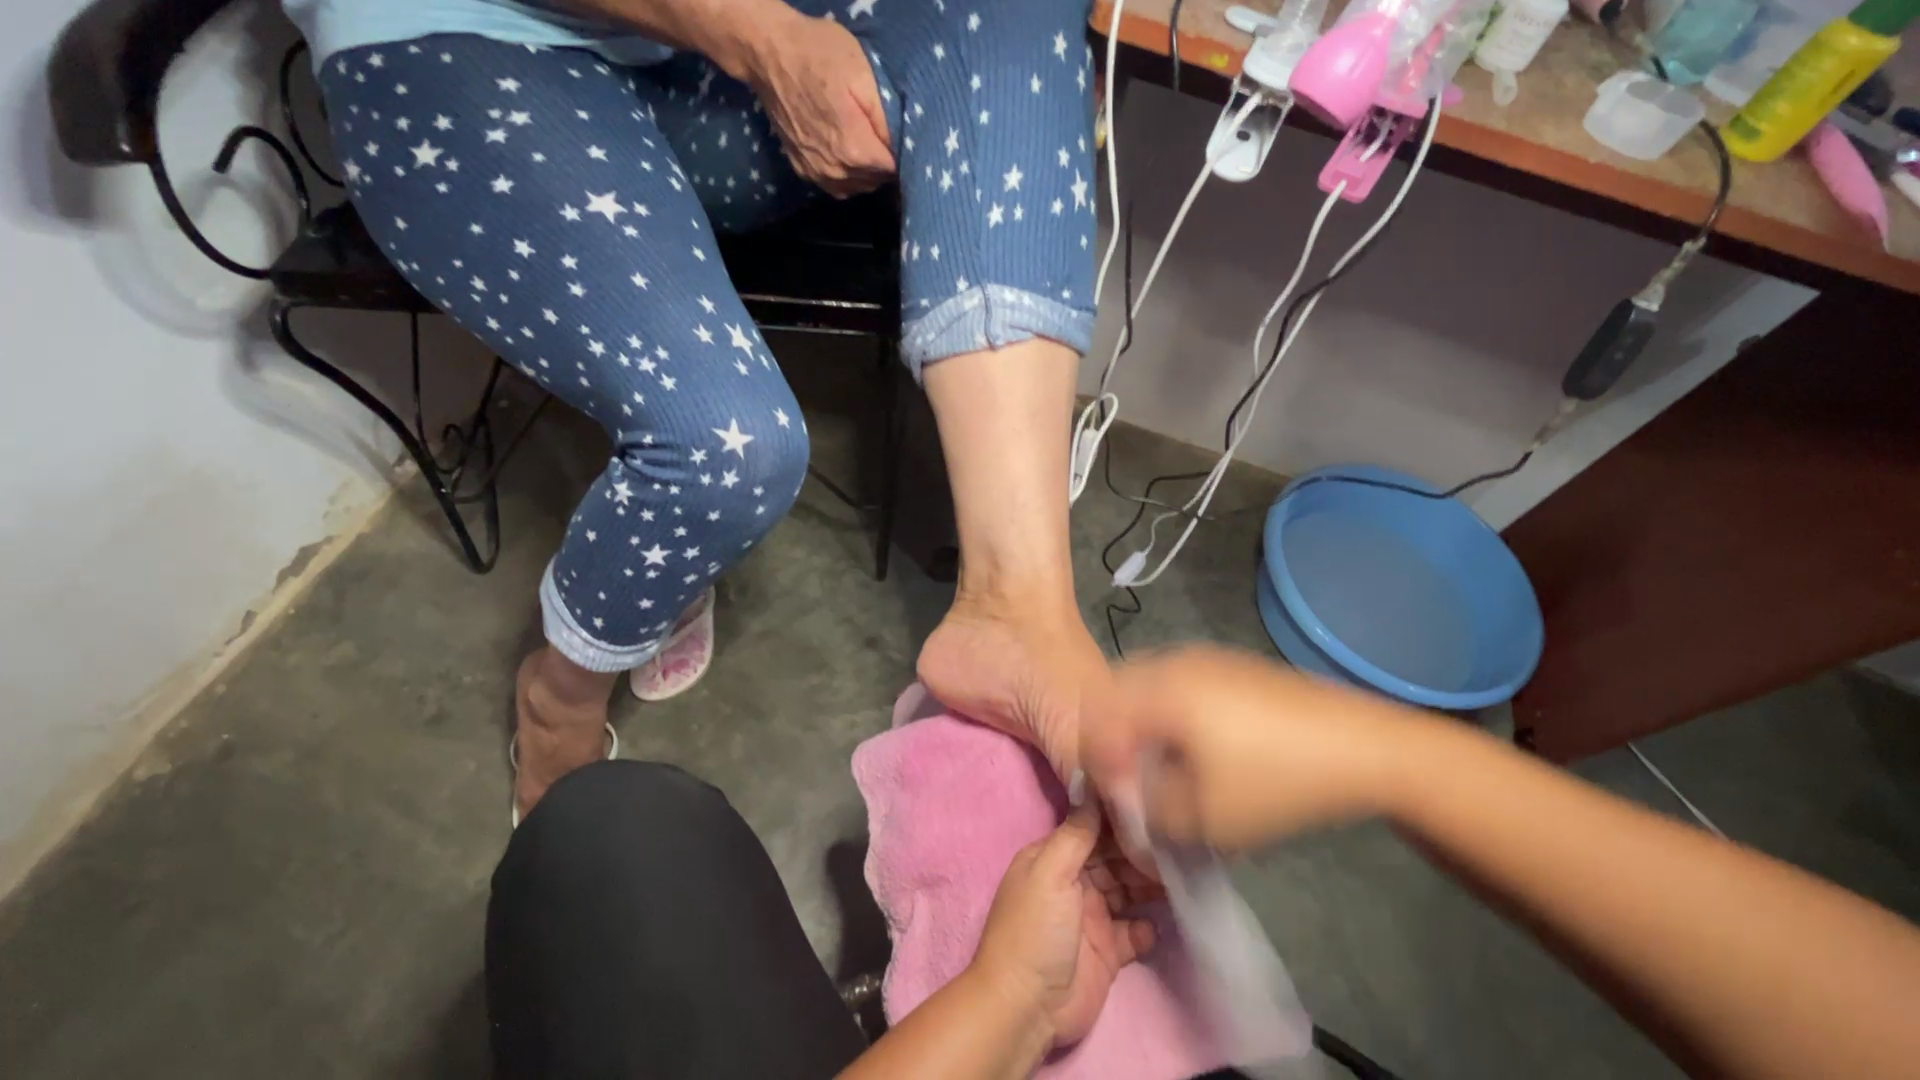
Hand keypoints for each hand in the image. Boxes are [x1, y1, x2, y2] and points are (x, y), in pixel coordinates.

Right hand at [741, 12, 893, 195]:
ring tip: (868, 143)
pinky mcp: (802, 169)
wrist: (769, 54)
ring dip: (867, 171)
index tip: (902, 136)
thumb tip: (902, 147)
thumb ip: (887, 119)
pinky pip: (836, 185)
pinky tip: (847, 153)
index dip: (902, 154)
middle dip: (885, 162)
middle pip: (877, 180)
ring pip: (858, 186)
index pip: (894, 169)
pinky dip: (847, 175)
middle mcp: (837, 171)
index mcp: (856, 150)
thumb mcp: (865, 76)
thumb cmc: (820, 56)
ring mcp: (817, 173)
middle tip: (884, 134)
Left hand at [971, 805, 1158, 1047]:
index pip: (1092, 830)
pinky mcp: (1108, 952)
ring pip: (1128, 891)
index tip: (1156, 807)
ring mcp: (1091, 918)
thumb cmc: (1035, 929)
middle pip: (1114, 859)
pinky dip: (1147, 926)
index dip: (1121, 821)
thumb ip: (1076, 832)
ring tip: (1182, 877)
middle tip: (1179, 844)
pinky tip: (1157, 923)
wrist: (1027, 1006)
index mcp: (1053, 859)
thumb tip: (1088, 781)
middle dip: (1141, 852)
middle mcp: (1073, 883)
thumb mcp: (1051, 871)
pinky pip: (1135, 931)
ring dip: (1150, 885)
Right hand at [1082, 646, 1420, 853]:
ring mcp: (1207, 660)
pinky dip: (1170, 718)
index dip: (1097, 765)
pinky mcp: (1233, 668)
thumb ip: (1147, 814)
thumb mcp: (1206, 817)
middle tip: (1132, 785)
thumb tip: (1126, 805)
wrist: (1371, 749)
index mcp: (1161, 688)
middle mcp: (1176, 661)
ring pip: (1147, 690)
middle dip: (1115, 743)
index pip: (1095, 720)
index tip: (1118, 803)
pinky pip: (1178, 688)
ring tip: (1163, 773)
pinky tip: (1199, 754)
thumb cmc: (1281, 782)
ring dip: (1142, 730)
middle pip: (1116, 697)